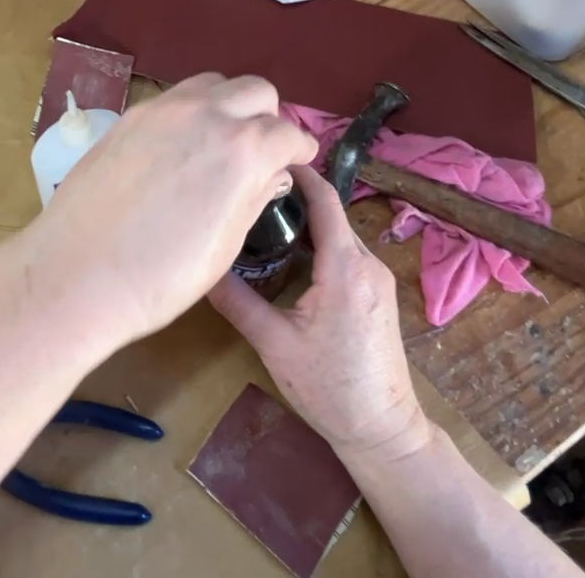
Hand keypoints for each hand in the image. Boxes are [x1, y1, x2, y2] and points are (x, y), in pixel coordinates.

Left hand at [14, 74, 316, 348]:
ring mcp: (163, 109)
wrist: (77, 272)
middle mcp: (207, 114)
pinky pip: (174, 99)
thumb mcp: (225, 245)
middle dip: (268, 117)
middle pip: (256, 91)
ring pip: (213, 84)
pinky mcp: (130, 116)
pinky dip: (191, 113)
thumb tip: (273, 173)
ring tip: (219, 142)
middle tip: (261, 150)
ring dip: (228, 105)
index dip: (299, 149)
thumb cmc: (161, 275)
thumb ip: (256, 196)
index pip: (288, 133)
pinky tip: (178, 148)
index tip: (298, 160)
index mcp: (243, 149)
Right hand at [208, 166, 433, 461]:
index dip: (297, 171)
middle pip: (329, 213)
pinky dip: (317, 243)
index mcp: (345, 267)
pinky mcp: (377, 293)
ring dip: (304, 221)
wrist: (383, 431)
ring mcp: (377, 278)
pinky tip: (287, 253)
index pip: (324, 200)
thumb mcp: (273, 343)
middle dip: (292, 196)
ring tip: (261, 217)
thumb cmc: (329, 388)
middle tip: (248, 190)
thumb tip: (201, 268)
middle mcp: (367, 263)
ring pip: (336, 233)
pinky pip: (345, 252)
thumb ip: (237, 301)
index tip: (265, 153)